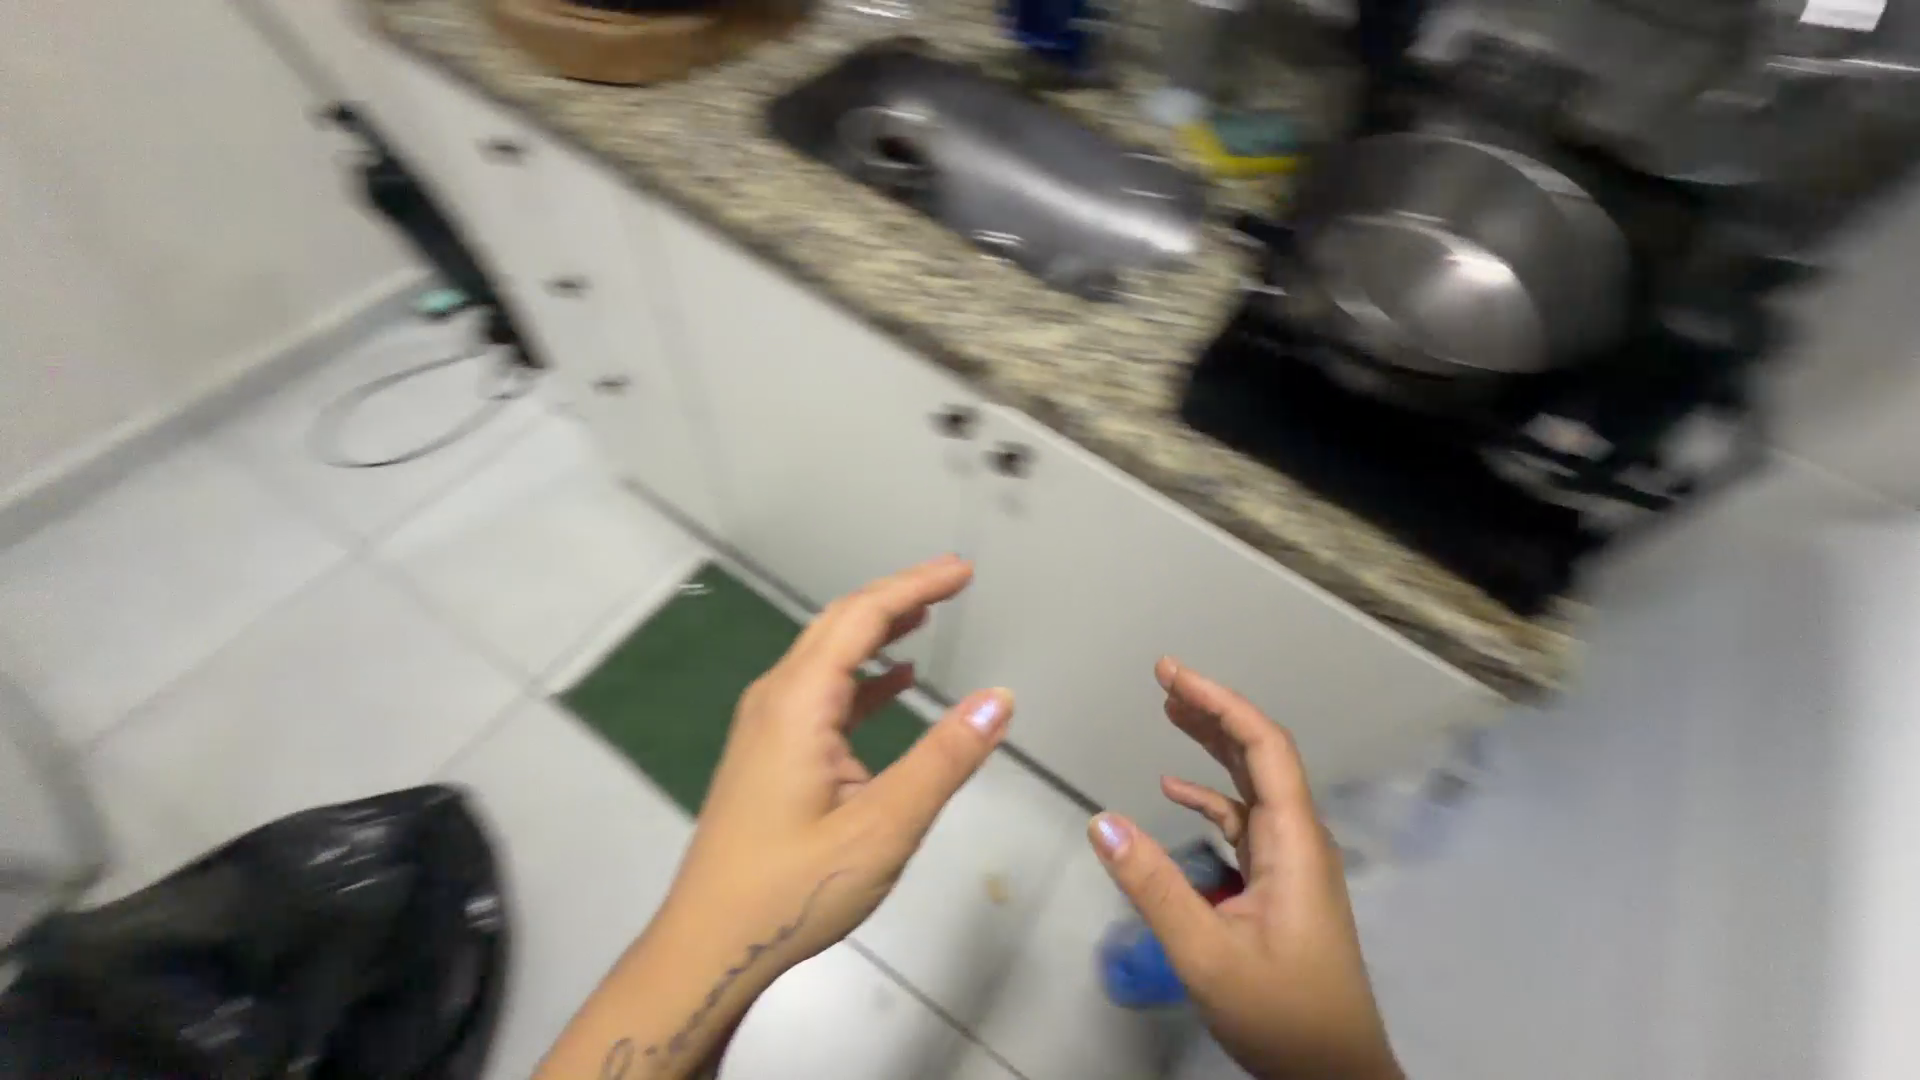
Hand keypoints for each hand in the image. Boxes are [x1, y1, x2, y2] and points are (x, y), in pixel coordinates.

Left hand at [663, 554, 1013, 962]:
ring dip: (880, 629)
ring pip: (830, 653)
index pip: (862, 617)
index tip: (962, 570)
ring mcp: (769, 722)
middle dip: (899, 595)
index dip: (915, 586)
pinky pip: (824, 690)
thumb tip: (998, 699)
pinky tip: (898, 680)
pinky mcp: (772, 748)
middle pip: (841, 622)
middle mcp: (778, 696)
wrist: (708, 944)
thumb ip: (944, 760)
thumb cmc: (793, 888)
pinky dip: (865, 675)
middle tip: (953, 579)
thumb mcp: (883, 827)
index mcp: (799, 701)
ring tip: (930, 614)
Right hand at [1088, 658, 1402, 1079]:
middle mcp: (1297, 838)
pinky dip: (1208, 796)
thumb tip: (1101, 821)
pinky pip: (1241, 821)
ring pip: (1250, 783)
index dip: (1220, 703)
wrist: (1337, 1078)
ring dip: (1212, 743)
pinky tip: (1172, 790)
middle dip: (1213, 710)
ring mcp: (1289, 860)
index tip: (1172, 675)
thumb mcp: (1208, 956)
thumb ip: (1154, 887)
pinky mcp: (1276, 881)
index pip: (1264, 747)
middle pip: (1259, 753)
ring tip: (1168, 710)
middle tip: (1164, 677)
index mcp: (1294, 841)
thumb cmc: (1283, 1015)